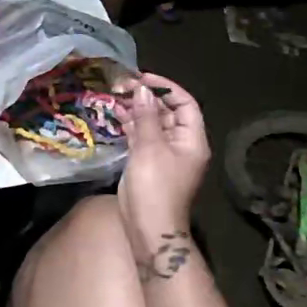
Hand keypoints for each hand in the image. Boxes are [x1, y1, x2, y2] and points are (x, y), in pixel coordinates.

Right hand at [117, 73, 210, 248]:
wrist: (149, 228)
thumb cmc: (155, 187)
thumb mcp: (150, 148)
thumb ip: (146, 116)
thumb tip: (142, 90)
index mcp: (192, 140)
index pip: (185, 104)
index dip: (166, 87)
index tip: (142, 78)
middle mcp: (181, 144)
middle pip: (168, 112)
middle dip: (147, 97)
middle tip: (122, 85)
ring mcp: (165, 154)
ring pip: (153, 123)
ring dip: (136, 109)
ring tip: (115, 95)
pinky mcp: (149, 163)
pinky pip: (142, 137)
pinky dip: (131, 125)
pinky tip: (115, 114)